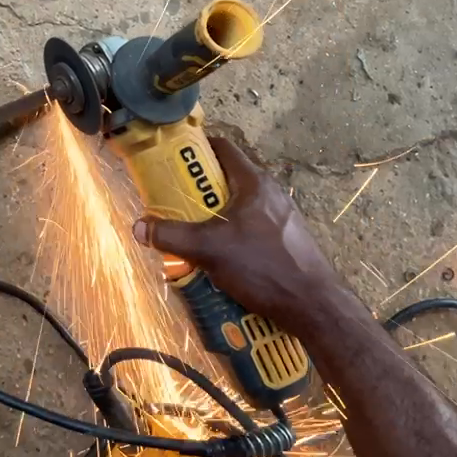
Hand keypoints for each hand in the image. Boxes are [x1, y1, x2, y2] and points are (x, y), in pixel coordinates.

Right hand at [131, 137, 347, 331]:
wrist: (317, 309)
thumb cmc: (264, 267)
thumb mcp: (210, 250)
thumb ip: (172, 236)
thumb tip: (139, 228)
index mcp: (254, 182)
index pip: (222, 147)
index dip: (195, 148)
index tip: (172, 160)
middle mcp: (271, 193)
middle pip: (229, 176)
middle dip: (201, 187)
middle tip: (177, 200)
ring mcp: (284, 217)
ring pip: (242, 203)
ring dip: (217, 212)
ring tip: (196, 230)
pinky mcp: (290, 240)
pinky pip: (255, 225)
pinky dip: (235, 231)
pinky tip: (224, 256)